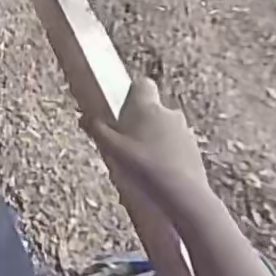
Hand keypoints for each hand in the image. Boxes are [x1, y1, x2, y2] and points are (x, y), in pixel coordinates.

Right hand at [83, 78, 210, 214]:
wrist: (181, 192)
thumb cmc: (143, 165)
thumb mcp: (111, 148)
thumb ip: (96, 129)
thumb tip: (83, 117)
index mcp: (147, 107)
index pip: (142, 84)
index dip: (132, 91)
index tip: (121, 105)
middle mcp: (168, 113)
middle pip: (151, 108)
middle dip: (138, 120)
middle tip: (123, 139)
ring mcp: (184, 129)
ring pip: (162, 126)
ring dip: (151, 136)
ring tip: (138, 158)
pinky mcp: (192, 146)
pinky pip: (174, 142)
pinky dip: (164, 150)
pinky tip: (154, 168)